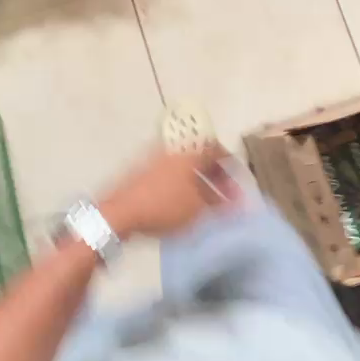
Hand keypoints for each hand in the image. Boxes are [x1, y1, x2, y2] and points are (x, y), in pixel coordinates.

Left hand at [97, 143, 238, 239]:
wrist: (119, 212)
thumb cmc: (163, 207)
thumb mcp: (199, 211)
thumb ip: (222, 207)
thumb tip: (240, 206)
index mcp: (188, 152)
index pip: (216, 148)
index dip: (230, 165)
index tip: (238, 182)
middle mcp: (172, 151)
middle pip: (200, 159)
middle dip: (216, 179)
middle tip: (226, 199)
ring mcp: (154, 161)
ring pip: (184, 171)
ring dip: (200, 186)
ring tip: (208, 209)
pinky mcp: (141, 174)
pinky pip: (170, 178)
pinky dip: (183, 189)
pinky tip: (185, 210)